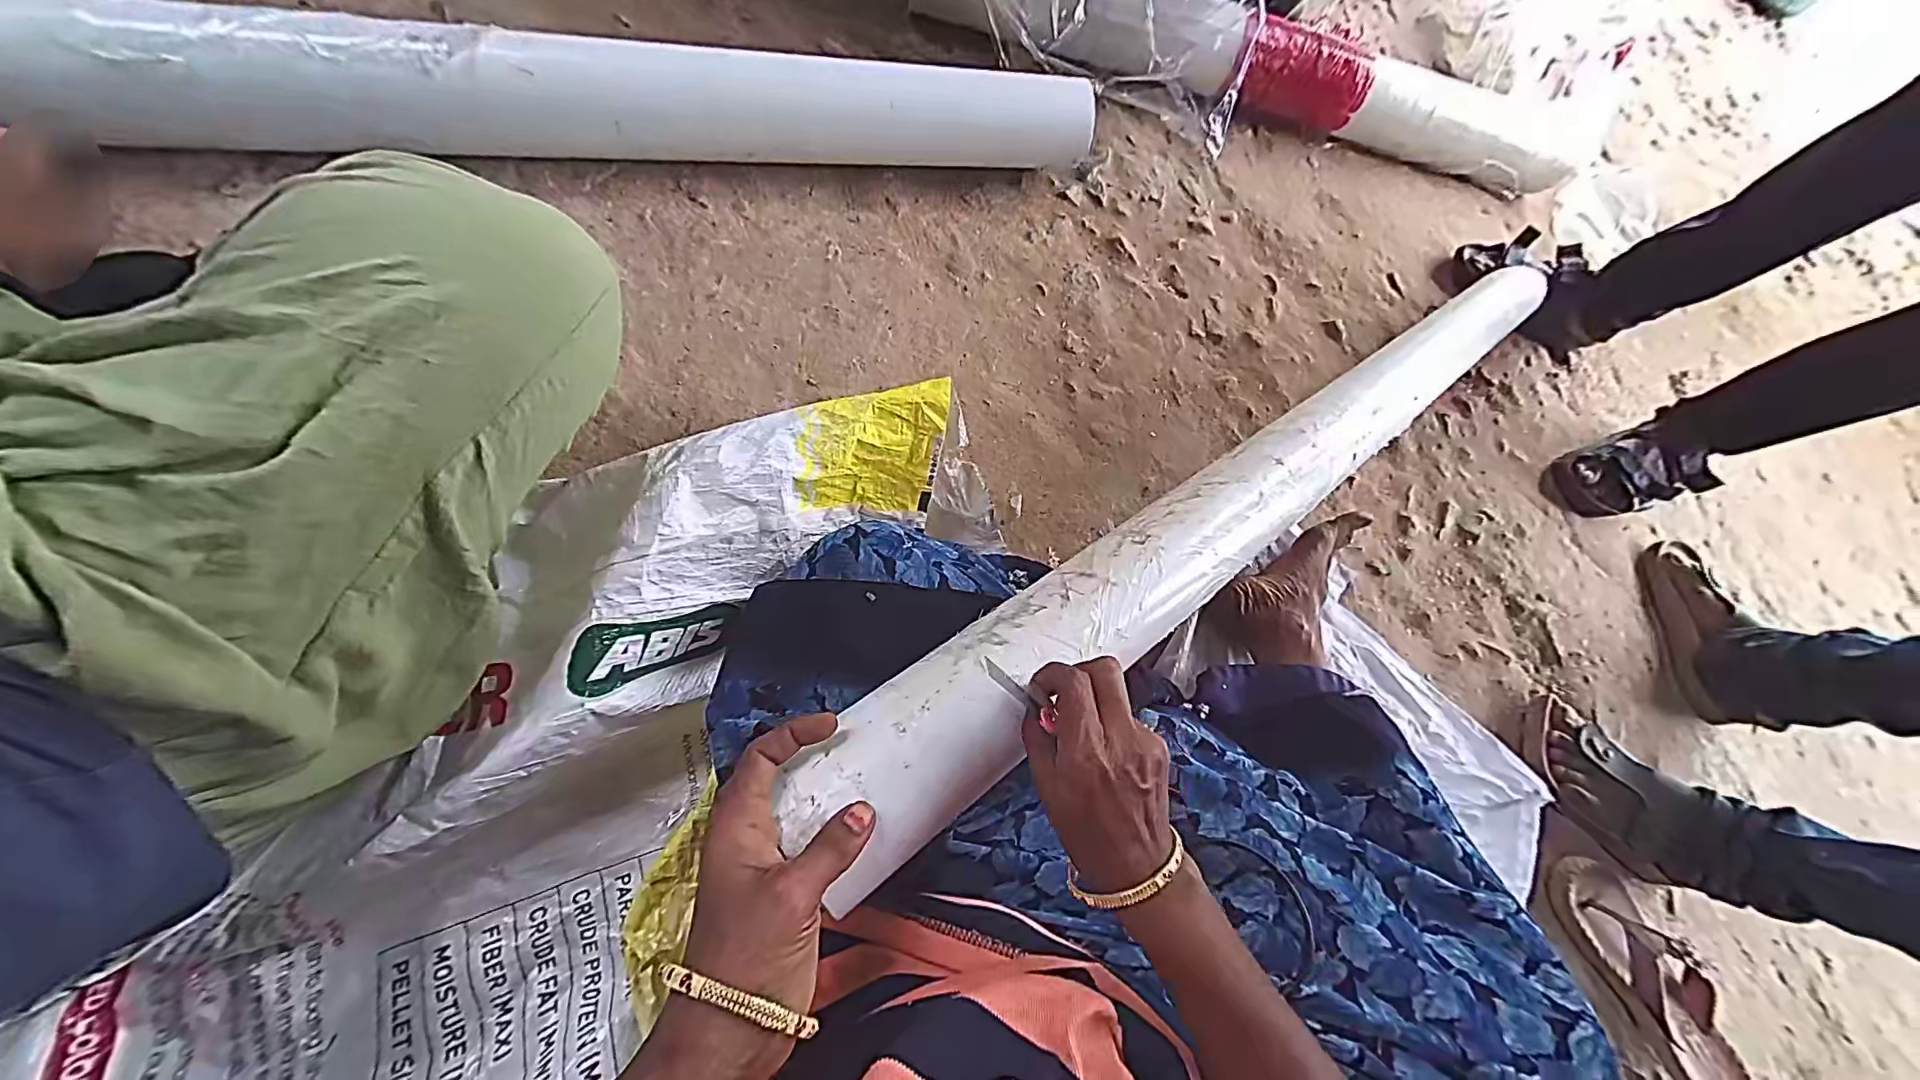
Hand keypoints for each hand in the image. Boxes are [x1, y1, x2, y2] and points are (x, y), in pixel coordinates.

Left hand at [633, 715, 874, 1079]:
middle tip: (850, 751)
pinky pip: (811, 851)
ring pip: (795, 817)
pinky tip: (863, 844)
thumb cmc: (746, 958)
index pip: (761, 759)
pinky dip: (835, 839)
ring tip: (862, 788)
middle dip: (811, 761)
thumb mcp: (792, 897)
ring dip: (826, 800)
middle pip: (777, 782)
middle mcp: (748, 841)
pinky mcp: (783, 895)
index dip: (793, 733)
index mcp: (737, 828)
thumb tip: (862, 810)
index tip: (831, 724)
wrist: (731, 1033)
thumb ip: (831, 849)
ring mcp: (765, 869)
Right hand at [1023, 659, 1174, 893]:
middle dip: (1078, 672)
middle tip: (1064, 692)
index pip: (1074, 683)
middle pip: (1105, 670)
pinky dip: (1112, 721)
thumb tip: (1035, 707)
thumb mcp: (1046, 786)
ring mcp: (1145, 741)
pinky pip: (1129, 715)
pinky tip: (1106, 748)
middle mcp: (1120, 741)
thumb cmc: (1087, 832)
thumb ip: (1037, 738)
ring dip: (1096, 698)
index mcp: (1086, 753)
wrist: (1136, 864)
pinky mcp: (1159, 744)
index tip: (1043, 685)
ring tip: (1084, 728)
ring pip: (1118, 691)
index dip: (1052, 674)